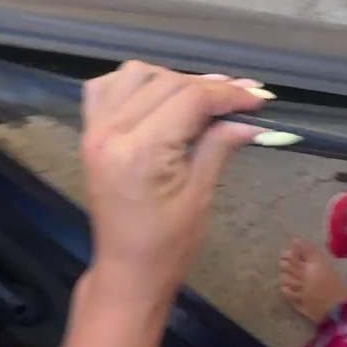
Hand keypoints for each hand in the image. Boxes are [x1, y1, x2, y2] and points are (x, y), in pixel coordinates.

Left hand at [79, 62, 264, 305]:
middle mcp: (111, 133)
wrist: (128, 272)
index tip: (257, 97)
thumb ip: (219, 144)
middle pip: (168, 82)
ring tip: (202, 97)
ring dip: (173, 79)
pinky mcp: (90, 133)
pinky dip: (135, 82)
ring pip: (137, 74)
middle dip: (209, 86)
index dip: (228, 94)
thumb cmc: (168, 245)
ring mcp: (95, 131)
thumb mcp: (201, 194)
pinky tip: (158, 95)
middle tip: (242, 97)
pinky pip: (107, 87)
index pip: (191, 99)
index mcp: (141, 152)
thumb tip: (250, 117)